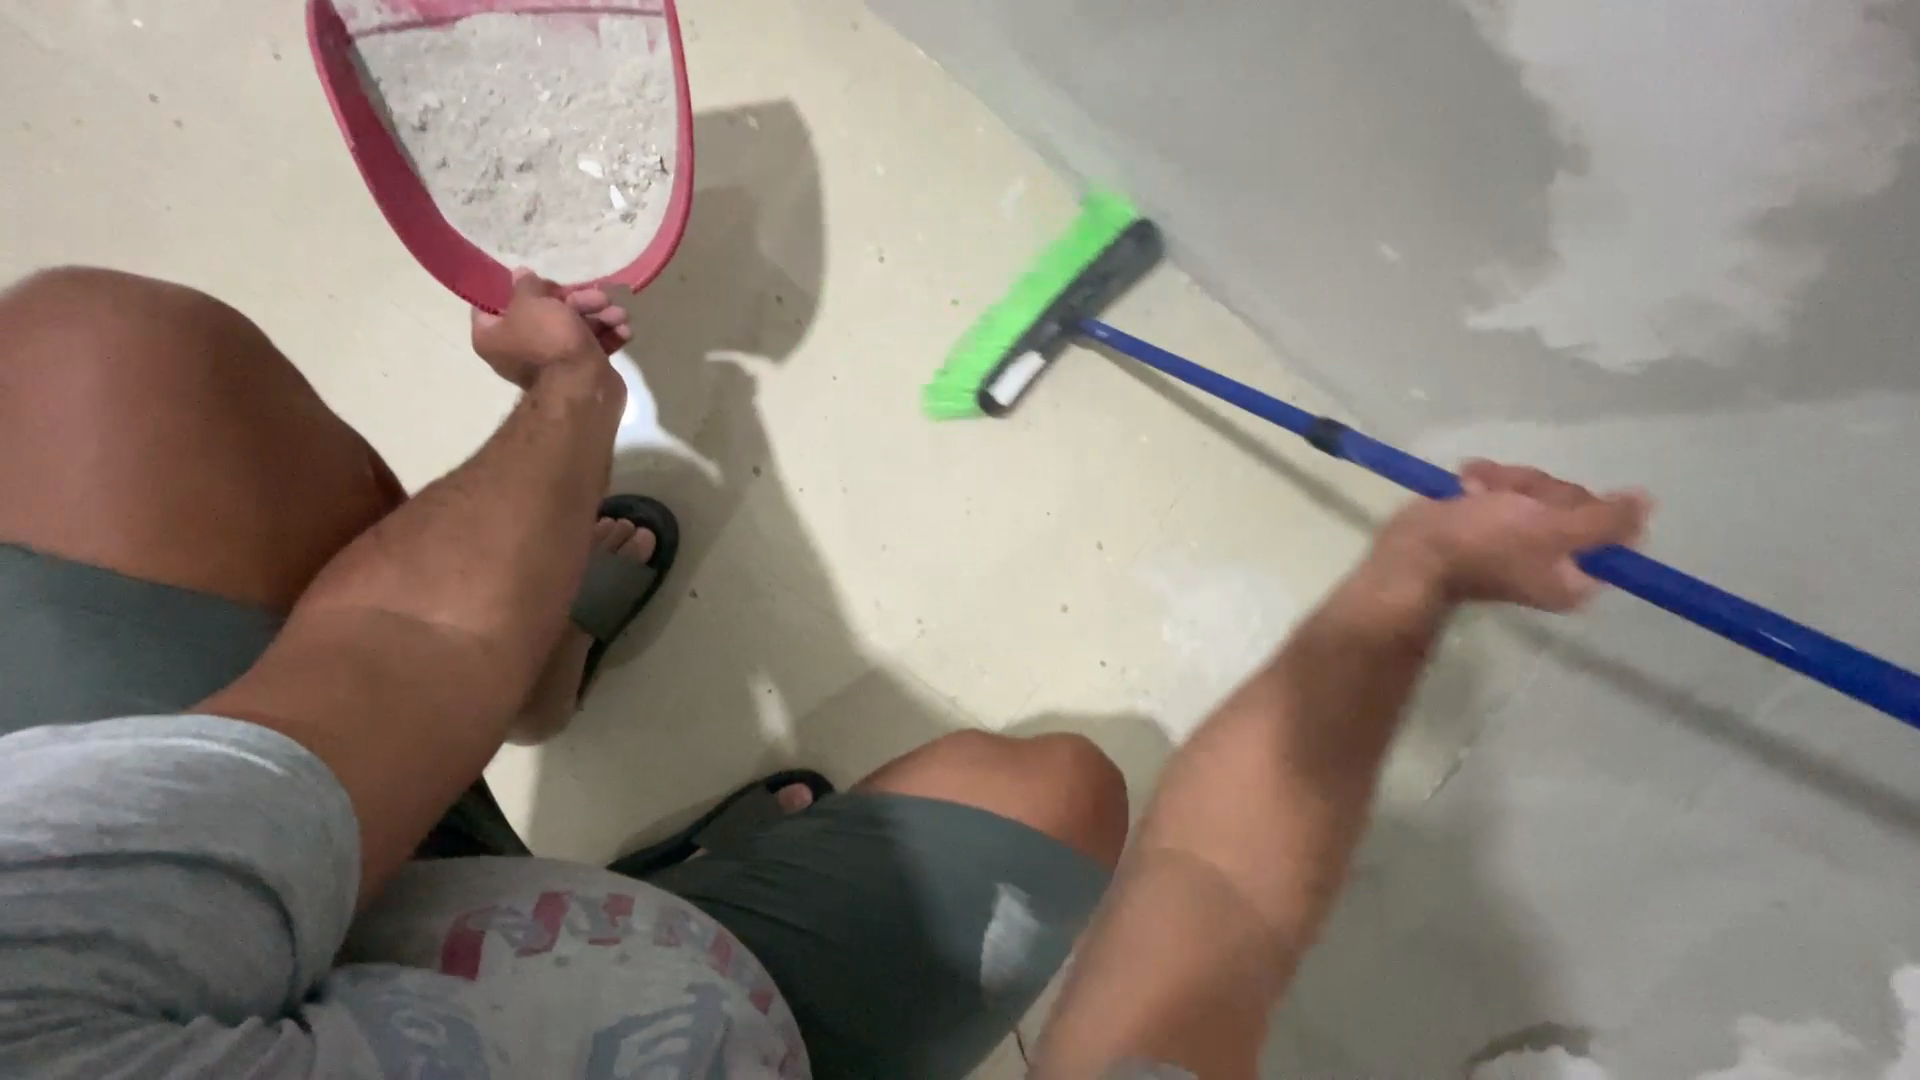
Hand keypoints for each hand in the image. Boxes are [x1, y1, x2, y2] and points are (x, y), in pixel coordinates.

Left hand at [470, 268, 632, 388]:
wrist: (583, 387)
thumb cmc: (549, 342)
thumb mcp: (531, 302)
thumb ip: (526, 285)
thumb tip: (522, 275)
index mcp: (493, 336)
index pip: (497, 304)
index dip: (520, 289)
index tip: (541, 280)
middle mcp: (519, 349)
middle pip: (546, 313)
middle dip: (578, 301)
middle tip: (599, 297)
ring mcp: (552, 361)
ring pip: (575, 328)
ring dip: (600, 317)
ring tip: (620, 315)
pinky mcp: (581, 369)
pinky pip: (592, 346)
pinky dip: (609, 336)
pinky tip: (625, 331)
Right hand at [1371, 460, 1652, 611]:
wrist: (1411, 552)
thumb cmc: (1480, 545)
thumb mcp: (1552, 531)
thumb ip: (1606, 519)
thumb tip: (1646, 502)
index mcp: (1574, 574)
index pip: (1609, 527)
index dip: (1585, 506)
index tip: (1554, 507)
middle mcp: (1550, 558)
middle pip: (1571, 504)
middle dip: (1537, 490)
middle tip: (1508, 500)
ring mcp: (1516, 539)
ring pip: (1535, 492)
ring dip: (1507, 481)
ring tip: (1476, 488)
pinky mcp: (1485, 522)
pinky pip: (1504, 491)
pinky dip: (1485, 481)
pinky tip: (1467, 482)